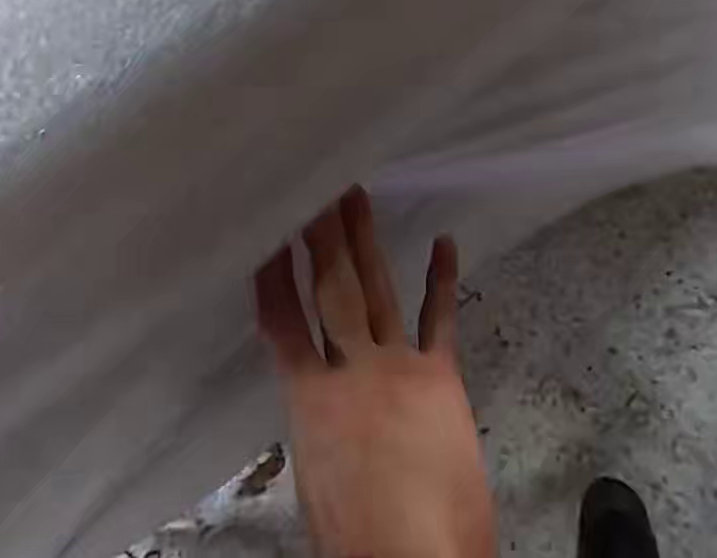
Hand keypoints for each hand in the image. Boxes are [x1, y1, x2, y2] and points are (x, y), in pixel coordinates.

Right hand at [255, 187, 495, 557]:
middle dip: (324, 239)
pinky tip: (443, 241)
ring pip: (376, 290)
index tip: (273, 238)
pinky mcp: (440, 373)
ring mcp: (398, 364)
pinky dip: (441, 278)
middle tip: (320, 192)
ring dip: (365, 242)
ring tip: (357, 198)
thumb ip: (320, 423)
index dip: (276, 279)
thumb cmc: (359, 536)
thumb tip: (322, 395)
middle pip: (332, 291)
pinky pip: (439, 316)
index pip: (283, 325)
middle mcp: (350, 370)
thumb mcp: (318, 478)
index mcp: (309, 401)